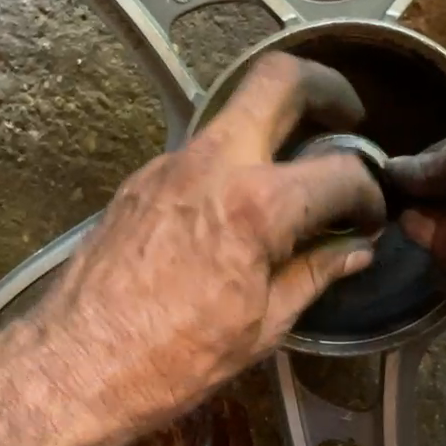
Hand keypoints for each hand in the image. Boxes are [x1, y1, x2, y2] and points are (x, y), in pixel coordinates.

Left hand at [30, 54, 386, 433]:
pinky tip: (237, 209)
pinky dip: (232, 163)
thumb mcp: (262, 326)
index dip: (368, 193)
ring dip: (273, 127)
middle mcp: (212, 164)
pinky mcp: (139, 181)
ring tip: (294, 174)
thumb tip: (354, 251)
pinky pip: (199, 152)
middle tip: (347, 115)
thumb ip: (314, 274)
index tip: (369, 219)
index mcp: (256, 206)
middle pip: (277, 80)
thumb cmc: (175, 360)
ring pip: (233, 113)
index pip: (338, 172)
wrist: (76, 365)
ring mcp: (168, 165)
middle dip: (324, 86)